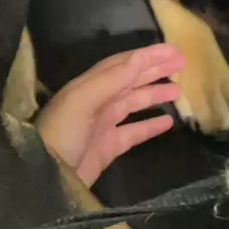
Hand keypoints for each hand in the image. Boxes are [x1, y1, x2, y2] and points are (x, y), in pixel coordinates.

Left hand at [35, 44, 185, 184]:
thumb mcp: (82, 101)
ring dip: (155, 95)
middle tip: (182, 64)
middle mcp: (97, 101)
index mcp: (90, 86)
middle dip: (155, 70)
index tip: (174, 51)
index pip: (123, 65)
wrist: (46, 177)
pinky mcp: (108, 148)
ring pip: (134, 104)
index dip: (148, 56)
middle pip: (131, 80)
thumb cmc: (61, 134)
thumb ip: (111, 80)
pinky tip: (168, 122)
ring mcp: (103, 125)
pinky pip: (134, 132)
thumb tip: (140, 58)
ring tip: (178, 91)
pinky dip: (151, 125)